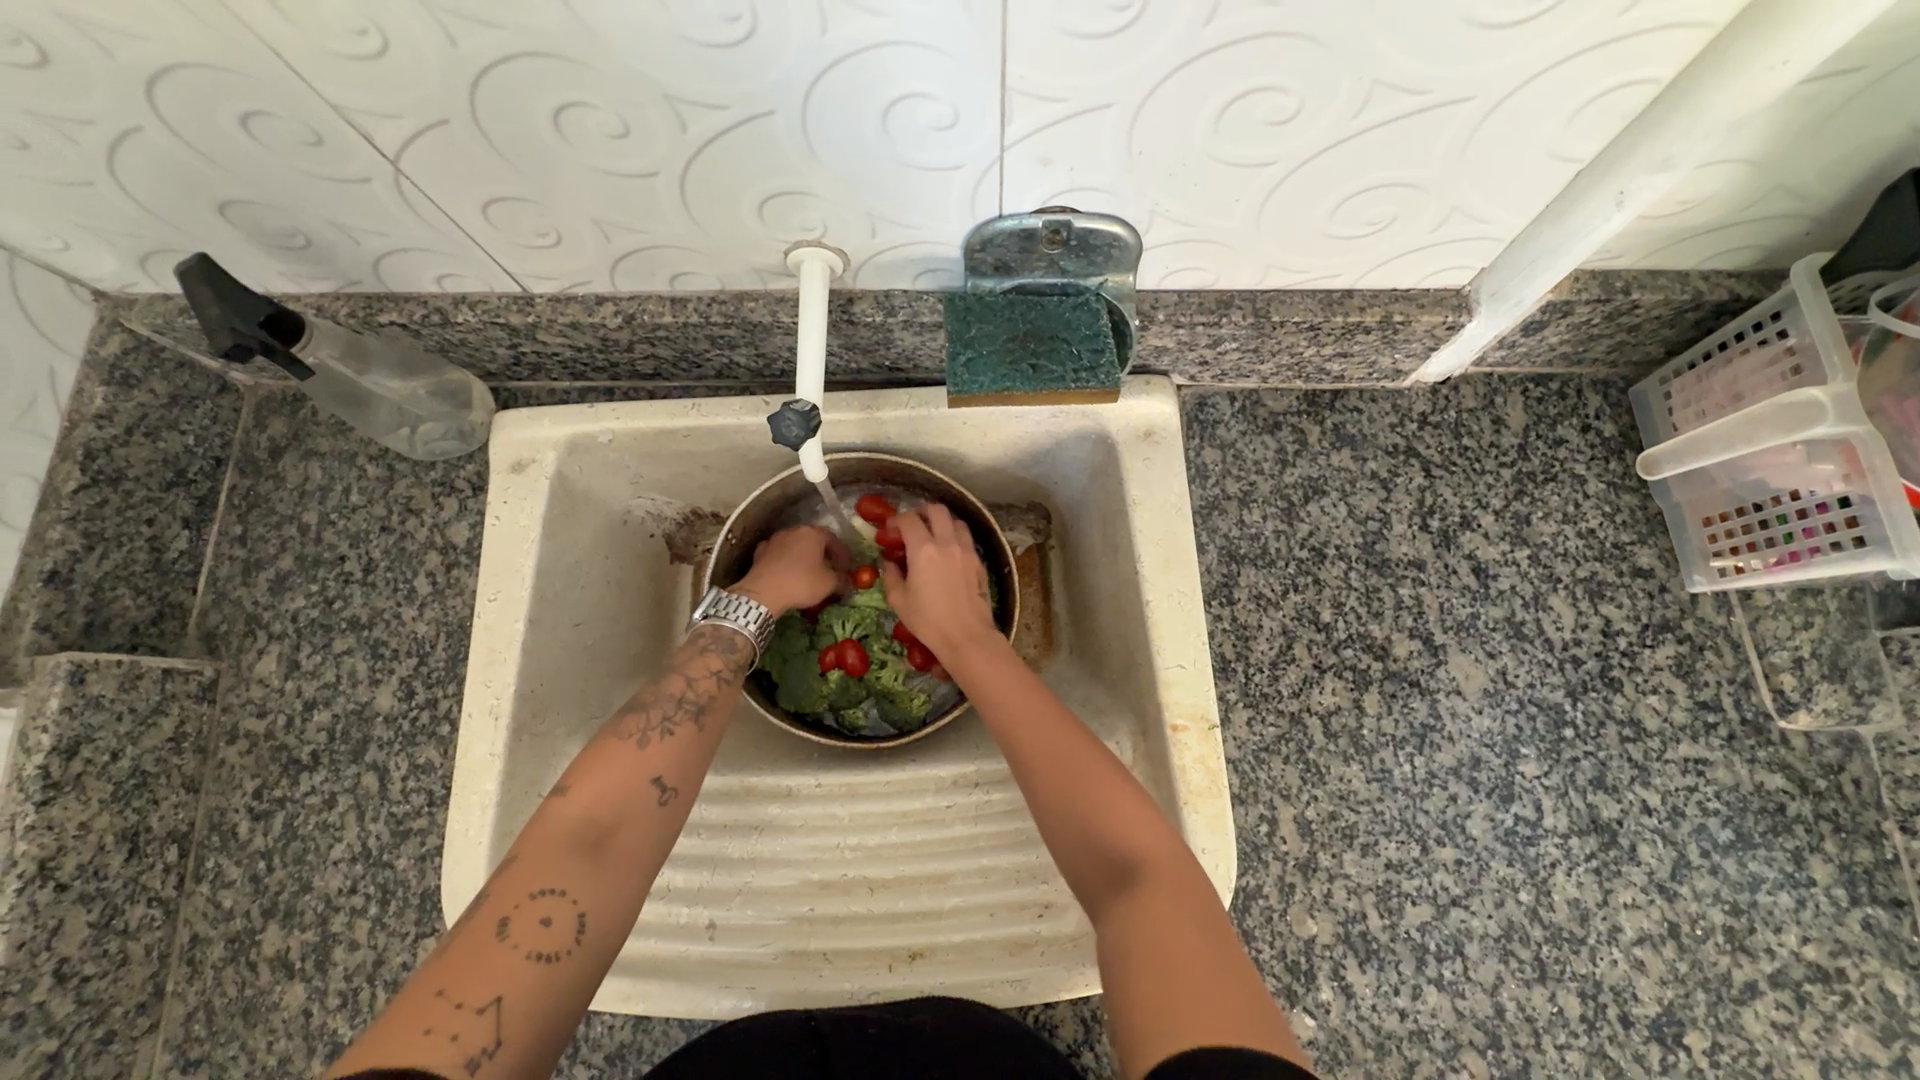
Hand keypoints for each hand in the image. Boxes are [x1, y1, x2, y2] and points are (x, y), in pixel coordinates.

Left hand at [733, 525, 842, 614]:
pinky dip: (785, 562)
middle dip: (822, 555)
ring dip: (802, 557)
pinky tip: (786, 574)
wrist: (763, 592)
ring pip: (794, 546)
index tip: (845, 569)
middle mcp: (793, 531)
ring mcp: (774, 540)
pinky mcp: (760, 552)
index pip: (833, 539)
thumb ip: (841, 580)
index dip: (842, 555)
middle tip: (829, 570)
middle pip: (813, 541)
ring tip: (807, 573)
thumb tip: (846, 582)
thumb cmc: (801, 583)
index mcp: (813, 533)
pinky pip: (778, 555)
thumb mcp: (829, 584)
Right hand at [879, 504, 1000, 659]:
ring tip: (934, 535)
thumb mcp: (899, 600)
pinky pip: (967, 539)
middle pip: (937, 510)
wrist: (966, 635)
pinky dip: (956, 538)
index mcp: (923, 549)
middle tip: (913, 524)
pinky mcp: (979, 562)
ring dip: (943, 522)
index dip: (896, 521)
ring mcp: (966, 551)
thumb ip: (890, 576)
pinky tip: (949, 553)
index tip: (890, 530)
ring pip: (956, 522)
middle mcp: (947, 543)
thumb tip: (889, 563)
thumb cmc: (928, 620)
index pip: (909, 520)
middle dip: (922, 512)